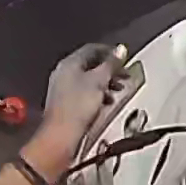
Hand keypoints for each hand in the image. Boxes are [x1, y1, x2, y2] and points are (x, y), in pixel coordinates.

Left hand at [35, 43, 130, 164]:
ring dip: (105, 83)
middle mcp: (63, 72)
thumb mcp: (99, 81)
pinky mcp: (65, 103)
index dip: (109, 51)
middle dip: (109, 69)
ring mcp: (62, 88)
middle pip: (90, 64)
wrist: (61, 135)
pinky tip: (106, 102)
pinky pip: (84, 93)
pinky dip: (97, 94)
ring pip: (88, 79)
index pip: (91, 49)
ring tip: (118, 90)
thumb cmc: (78, 106)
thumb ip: (111, 64)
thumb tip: (120, 49)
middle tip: (123, 75)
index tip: (123, 58)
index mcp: (69, 63)